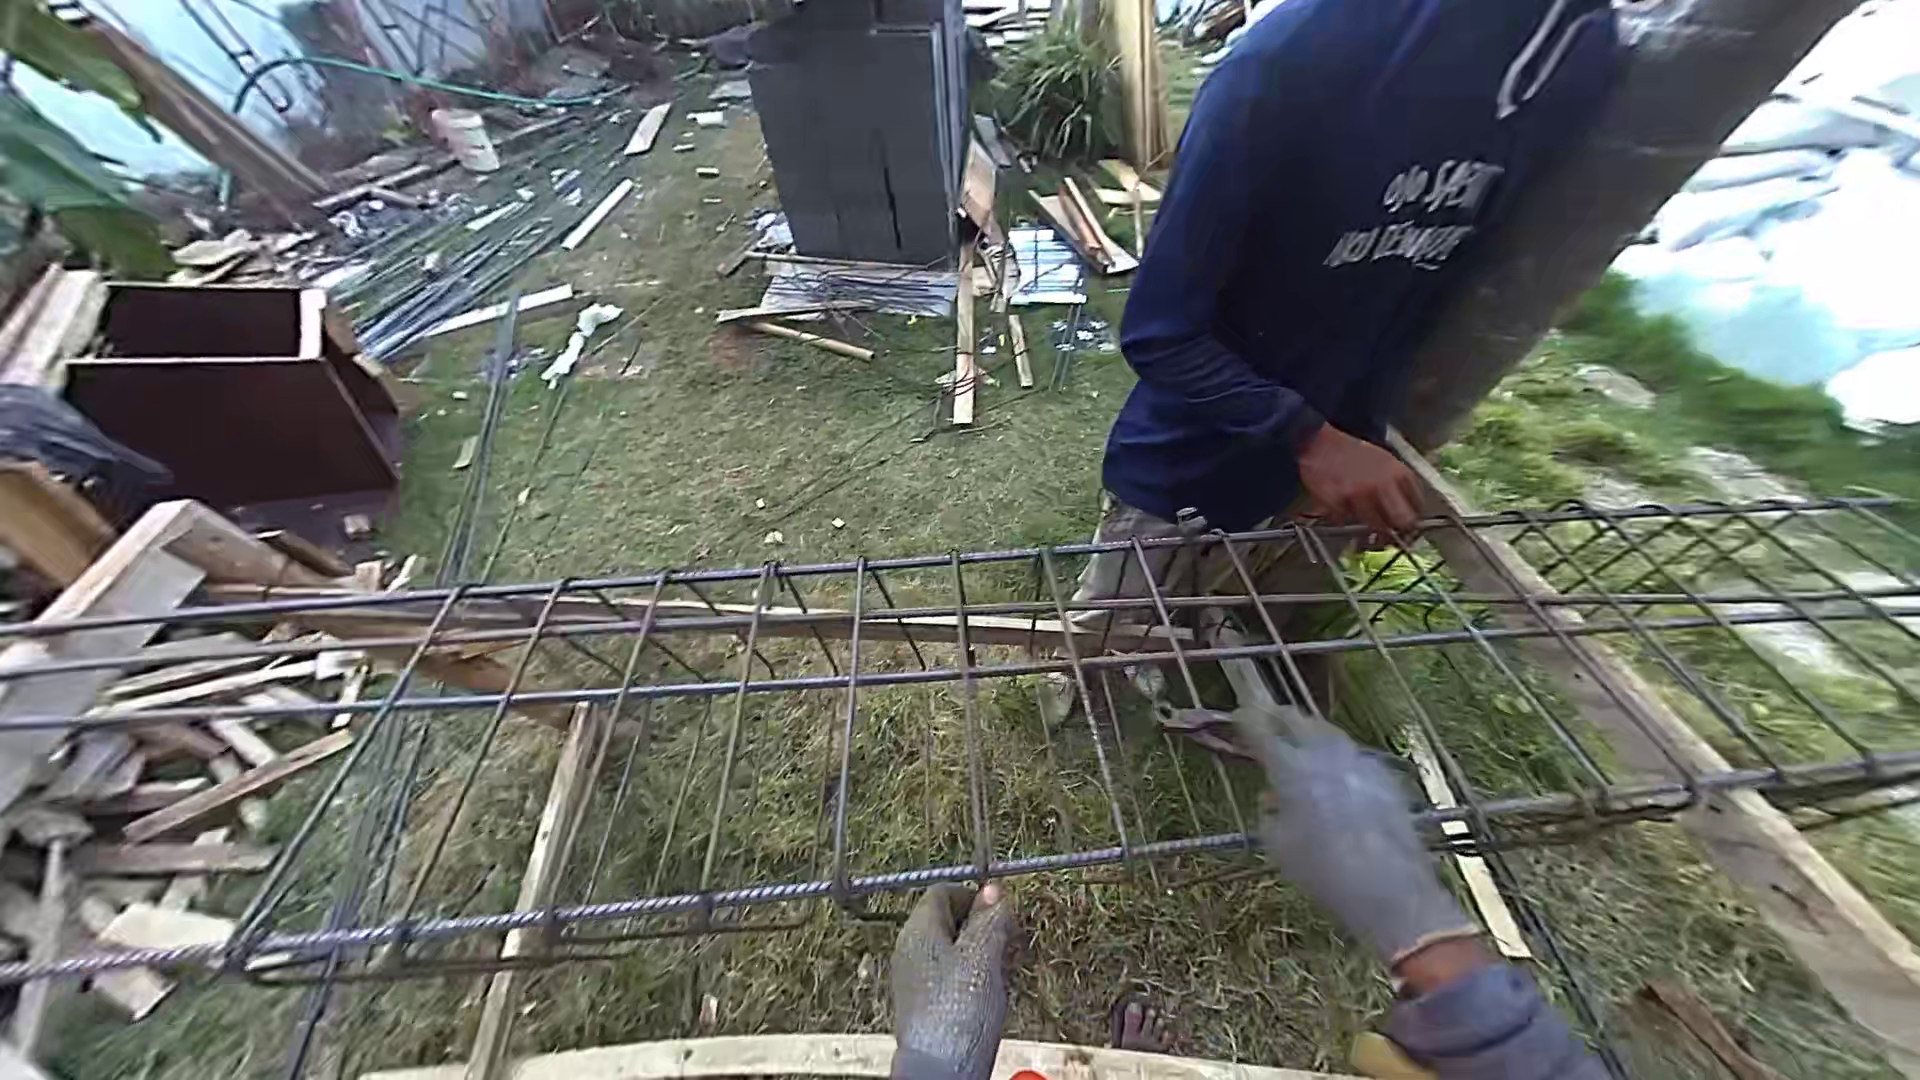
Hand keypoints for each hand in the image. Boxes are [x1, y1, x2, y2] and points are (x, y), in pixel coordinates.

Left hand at [891, 883, 1015, 1079]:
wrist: (939, 1074)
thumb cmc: (960, 1009)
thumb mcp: (983, 956)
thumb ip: (989, 919)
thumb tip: (993, 889)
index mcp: (919, 928)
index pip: (944, 891)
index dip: (973, 896)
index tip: (998, 912)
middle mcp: (910, 947)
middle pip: (947, 920)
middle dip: (981, 927)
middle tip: (1007, 941)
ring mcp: (914, 977)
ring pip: (951, 949)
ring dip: (980, 953)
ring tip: (1003, 969)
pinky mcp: (921, 1004)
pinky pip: (947, 975)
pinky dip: (970, 976)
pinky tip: (989, 992)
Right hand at [1231, 723, 1479, 967]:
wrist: (1396, 897)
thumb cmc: (1324, 872)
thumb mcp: (1278, 844)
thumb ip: (1269, 813)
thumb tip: (1272, 798)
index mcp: (1290, 768)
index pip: (1261, 730)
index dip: (1247, 719)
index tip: (1239, 714)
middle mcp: (1323, 756)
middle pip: (1297, 720)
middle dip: (1278, 715)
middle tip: (1266, 716)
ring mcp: (1357, 764)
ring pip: (1327, 731)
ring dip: (1308, 728)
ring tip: (1299, 733)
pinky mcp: (1385, 779)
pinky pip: (1351, 752)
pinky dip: (1335, 750)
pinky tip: (1334, 764)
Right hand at [1296, 423, 1422, 540]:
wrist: (1320, 445)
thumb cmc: (1352, 453)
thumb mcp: (1386, 461)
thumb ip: (1399, 483)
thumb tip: (1410, 508)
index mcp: (1398, 474)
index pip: (1418, 506)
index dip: (1413, 518)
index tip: (1408, 524)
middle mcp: (1381, 486)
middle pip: (1401, 521)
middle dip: (1398, 530)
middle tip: (1391, 535)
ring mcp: (1357, 496)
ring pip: (1373, 526)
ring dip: (1369, 527)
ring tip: (1363, 520)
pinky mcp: (1335, 503)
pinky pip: (1344, 521)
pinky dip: (1342, 519)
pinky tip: (1340, 508)